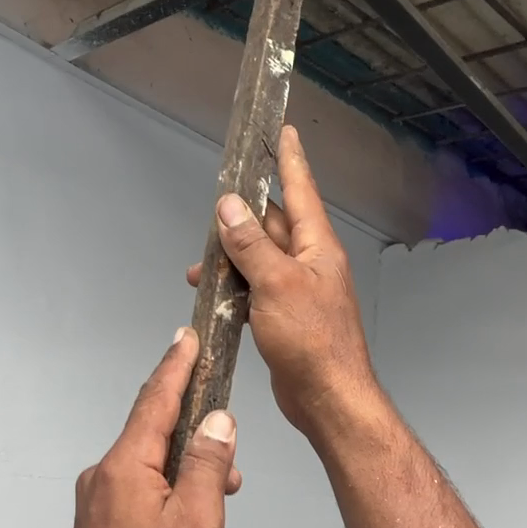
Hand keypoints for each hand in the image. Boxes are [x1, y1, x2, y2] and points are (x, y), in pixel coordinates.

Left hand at [61, 328, 242, 527]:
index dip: (176, 365)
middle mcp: (104, 473)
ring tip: (216, 499)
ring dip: (184, 469)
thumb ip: (208, 463)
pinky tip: (187, 514)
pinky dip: (166, 487)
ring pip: (148, 463)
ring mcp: (96, 498)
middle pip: (153, 432)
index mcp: (126, 465)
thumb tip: (217, 420)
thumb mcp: (199, 519)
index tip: (188, 336)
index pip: (156, 400)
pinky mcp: (97, 520)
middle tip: (228, 456)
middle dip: (194, 432)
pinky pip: (136, 485)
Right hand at [187, 125, 379, 438]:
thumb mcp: (276, 283)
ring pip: (260, 260)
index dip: (288, 159)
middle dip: (242, 217)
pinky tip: (212, 296)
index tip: (282, 129)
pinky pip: (256, 291)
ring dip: (232, 259)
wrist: (327, 397)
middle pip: (273, 226)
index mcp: (317, 247)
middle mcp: (310, 263)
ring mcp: (298, 291)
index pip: (300, 190)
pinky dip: (234, 290)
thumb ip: (251, 244)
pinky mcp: (285, 317)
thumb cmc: (312, 341)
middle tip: (213, 207)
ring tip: (199, 266)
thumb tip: (229, 205)